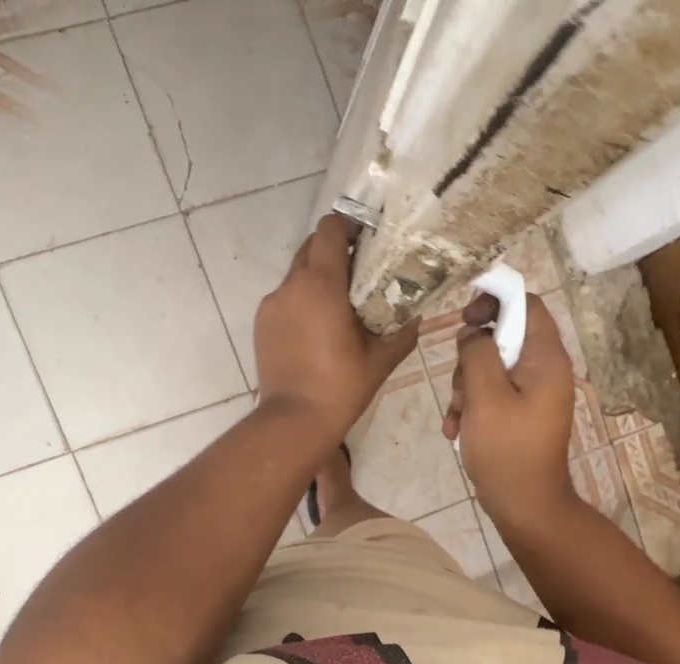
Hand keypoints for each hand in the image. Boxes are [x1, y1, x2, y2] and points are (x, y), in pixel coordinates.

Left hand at [254, 215, 419, 436]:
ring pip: (297, 275)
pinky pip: (285, 299)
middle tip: (359, 272)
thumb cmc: (341, 388)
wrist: (294, 420)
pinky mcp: (262, 323)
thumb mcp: (381, 360)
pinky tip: (318, 329)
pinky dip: (302, 302)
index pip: (329, 229)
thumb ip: (402, 333)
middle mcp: (291, 286)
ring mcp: (272, 304)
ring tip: (339, 306)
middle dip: (334, 251)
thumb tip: (417, 318)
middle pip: (311, 247)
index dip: (348, 225)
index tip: (366, 237)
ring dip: (318, 279)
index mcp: (321, 284)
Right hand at [442, 292, 577, 526]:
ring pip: (491, 368)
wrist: (526, 506)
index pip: (526, 303)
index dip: (494, 301)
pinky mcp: (521, 413)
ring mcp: (533, 393)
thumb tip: (473, 333)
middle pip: (502, 337)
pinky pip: (492, 395)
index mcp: (546, 358)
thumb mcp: (486, 396)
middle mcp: (545, 370)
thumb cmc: (507, 450)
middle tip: (460, 387)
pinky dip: (472, 407)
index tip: (464, 317)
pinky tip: (457, 431)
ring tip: (457, 418)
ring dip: (465, 389)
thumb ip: (477, 354)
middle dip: (470, 359)